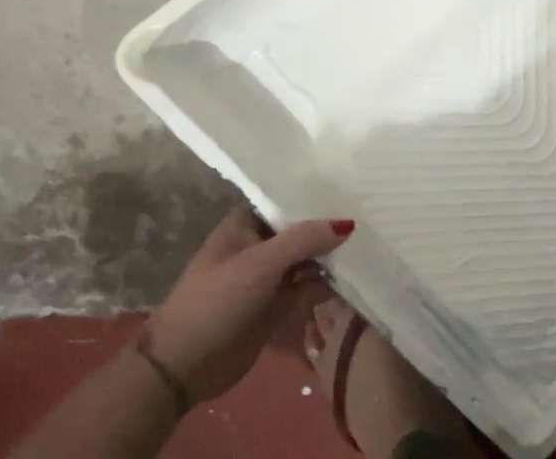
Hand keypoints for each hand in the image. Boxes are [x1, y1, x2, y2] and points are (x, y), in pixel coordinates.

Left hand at [142, 210, 353, 403]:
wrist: (184, 367)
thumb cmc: (215, 302)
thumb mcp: (260, 264)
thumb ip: (303, 239)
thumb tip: (348, 223)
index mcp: (246, 225)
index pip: (287, 200)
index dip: (317, 196)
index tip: (354, 189)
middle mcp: (259, 246)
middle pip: (302, 229)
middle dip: (330, 227)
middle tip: (372, 216)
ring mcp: (269, 277)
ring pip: (309, 259)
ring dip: (333, 257)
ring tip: (372, 244)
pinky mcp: (277, 305)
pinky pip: (309, 287)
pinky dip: (328, 284)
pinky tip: (356, 276)